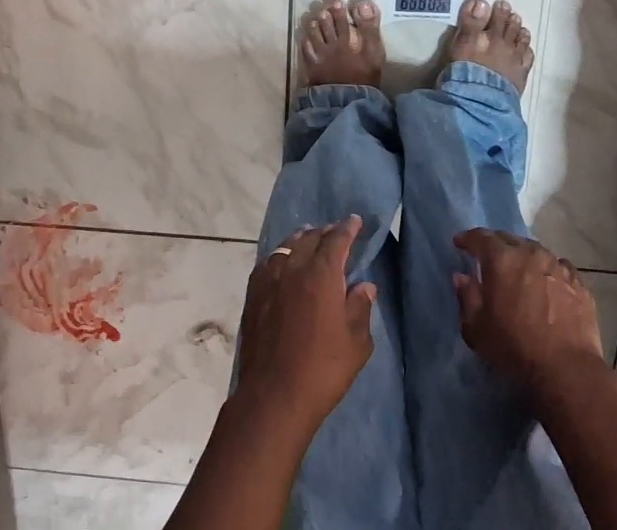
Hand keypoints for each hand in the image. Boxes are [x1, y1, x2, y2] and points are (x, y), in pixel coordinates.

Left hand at [235, 216, 377, 430]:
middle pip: (310, 238)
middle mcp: (293, 269)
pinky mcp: (253, 296)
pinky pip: (268, 263)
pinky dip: (281, 255)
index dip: (347, 228)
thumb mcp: (356, 342)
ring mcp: (268, 281)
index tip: (355, 221)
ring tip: (310, 238)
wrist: (274, 396)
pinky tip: (284, 262)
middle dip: (325, 231)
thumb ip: (360, 308)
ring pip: (286, 247)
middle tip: (336, 231)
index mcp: (322, 275)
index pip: (336, 240)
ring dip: (301, 239)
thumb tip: (363, 285)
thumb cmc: (323, 369)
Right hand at [453, 228, 605, 388]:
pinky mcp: (579, 282)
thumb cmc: (514, 347)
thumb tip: (462, 276)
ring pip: (535, 251)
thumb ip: (467, 296)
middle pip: (509, 239)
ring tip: (518, 271)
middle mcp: (531, 254)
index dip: (468, 238)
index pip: (481, 237)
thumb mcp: (476, 327)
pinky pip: (558, 268)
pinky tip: (546, 285)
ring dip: (523, 258)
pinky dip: (547, 272)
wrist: (566, 368)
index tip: (459, 243)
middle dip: (495, 245)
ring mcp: (558, 266)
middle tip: (487, 257)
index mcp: (502, 260)